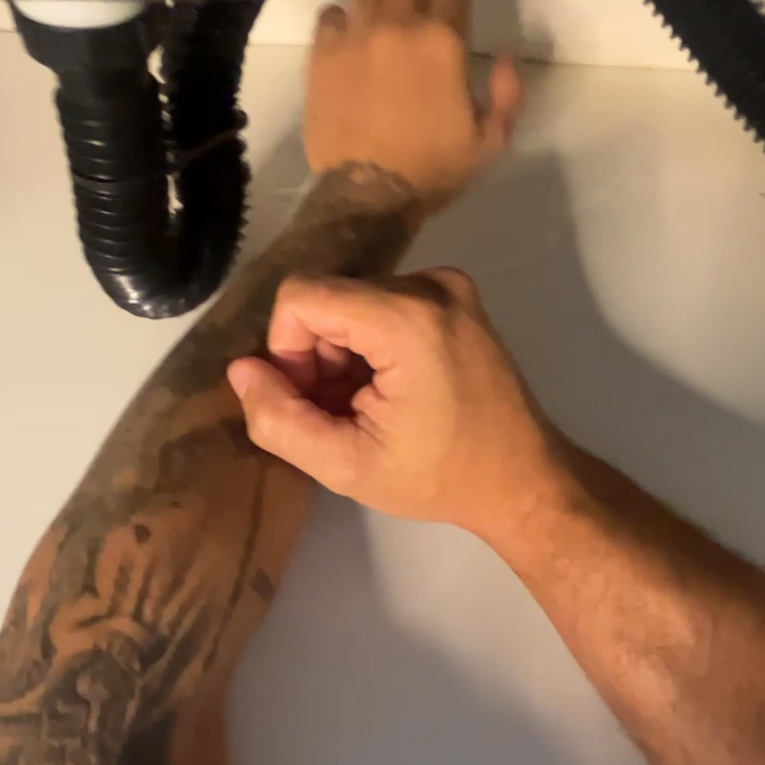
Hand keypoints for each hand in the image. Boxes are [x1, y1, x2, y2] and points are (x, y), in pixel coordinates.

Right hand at [226, 268, 564, 540]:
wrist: (523, 480)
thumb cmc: (437, 478)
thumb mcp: (345, 466)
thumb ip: (279, 419)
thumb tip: (241, 369)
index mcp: (408, 318)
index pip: (301, 296)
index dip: (287, 349)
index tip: (312, 399)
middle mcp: (430, 284)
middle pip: (328, 298)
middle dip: (316, 355)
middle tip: (340, 412)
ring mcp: (447, 284)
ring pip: (350, 302)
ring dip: (340, 353)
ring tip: (366, 406)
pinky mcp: (454, 295)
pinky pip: (380, 304)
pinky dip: (367, 344)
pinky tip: (388, 389)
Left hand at [307, 0, 523, 211]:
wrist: (368, 196)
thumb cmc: (432, 171)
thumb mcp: (490, 142)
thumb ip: (508, 93)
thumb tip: (506, 55)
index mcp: (442, 40)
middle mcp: (397, 26)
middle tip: (415, 9)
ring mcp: (354, 38)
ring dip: (377, 0)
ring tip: (380, 21)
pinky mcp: (321, 57)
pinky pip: (329, 15)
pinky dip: (340, 20)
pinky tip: (348, 39)